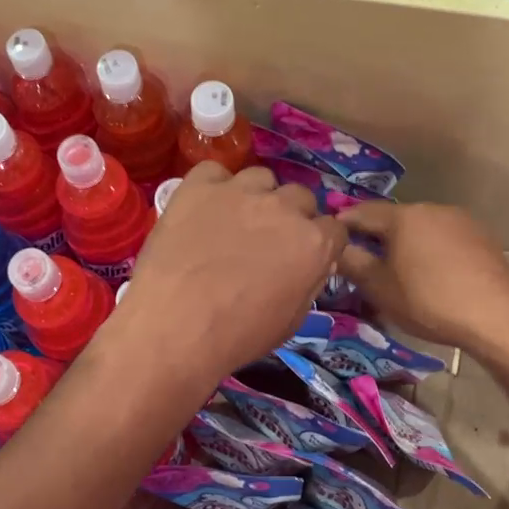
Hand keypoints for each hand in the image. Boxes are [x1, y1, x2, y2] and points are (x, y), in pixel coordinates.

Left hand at [107, 163, 345, 386]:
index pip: (333, 229)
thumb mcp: (290, 321)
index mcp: (314, 242)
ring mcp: (240, 191)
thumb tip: (309, 266)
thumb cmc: (237, 335)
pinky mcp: (199, 186)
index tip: (301, 257)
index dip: (317, 244)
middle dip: (288, 217)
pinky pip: (214, 172)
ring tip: (231, 224)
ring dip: (254, 197)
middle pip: (299, 198)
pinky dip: (212, 186)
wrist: (175, 326)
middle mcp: (284, 207)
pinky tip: (201, 209)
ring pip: (260, 178)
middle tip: (264, 243)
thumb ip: (307, 282)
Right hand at [336, 201, 508, 354]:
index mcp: (403, 216)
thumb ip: (353, 263)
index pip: (361, 212)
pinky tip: (431, 276)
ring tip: (397, 271)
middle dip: (375, 236)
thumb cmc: (429, 300)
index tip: (330, 241)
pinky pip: (444, 239)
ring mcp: (461, 221)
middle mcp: (432, 209)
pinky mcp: (482, 238)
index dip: (342, 225)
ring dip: (405, 244)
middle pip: (394, 219)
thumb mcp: (379, 288)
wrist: (498, 316)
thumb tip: (335, 247)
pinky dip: (430, 252)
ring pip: (421, 229)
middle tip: (361, 261)